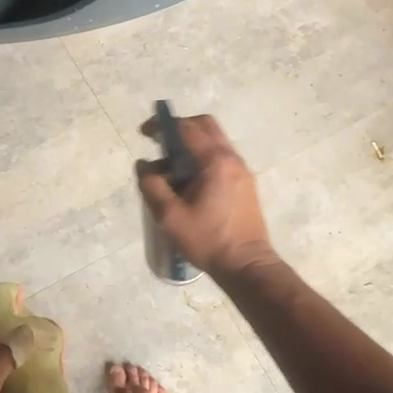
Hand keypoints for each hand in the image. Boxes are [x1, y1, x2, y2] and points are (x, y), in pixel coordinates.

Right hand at [137, 113, 280, 277]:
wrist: (248, 267)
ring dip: (193, 144)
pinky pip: (222, 158)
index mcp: (215, 162)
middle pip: (207, 126)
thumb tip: (145, 167)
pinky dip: (204, 158)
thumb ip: (152, 186)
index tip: (146, 134)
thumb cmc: (208, 240)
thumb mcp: (170, 216)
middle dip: (182, 127)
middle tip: (162, 143)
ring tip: (173, 169)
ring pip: (216, 142)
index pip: (188, 128)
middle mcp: (232, 160)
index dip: (164, 125)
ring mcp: (242, 172)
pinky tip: (190, 183)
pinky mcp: (245, 185)